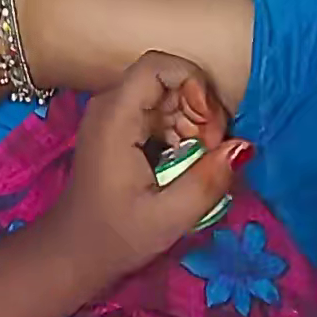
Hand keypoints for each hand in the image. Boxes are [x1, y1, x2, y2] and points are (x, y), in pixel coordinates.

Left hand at [46, 51, 249, 282]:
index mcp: (115, 117)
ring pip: (166, 93)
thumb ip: (206, 182)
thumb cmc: (115, 236)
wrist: (74, 250)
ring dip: (192, 120)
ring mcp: (113, 112)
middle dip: (198, 107)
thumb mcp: (167, 218)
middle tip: (209, 150)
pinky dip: (179, 128)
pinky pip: (158, 109)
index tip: (208, 123)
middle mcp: (110, 103)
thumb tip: (243, 146)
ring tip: (197, 160)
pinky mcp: (120, 124)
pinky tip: (183, 160)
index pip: (156, 66)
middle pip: (166, 78)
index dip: (191, 82)